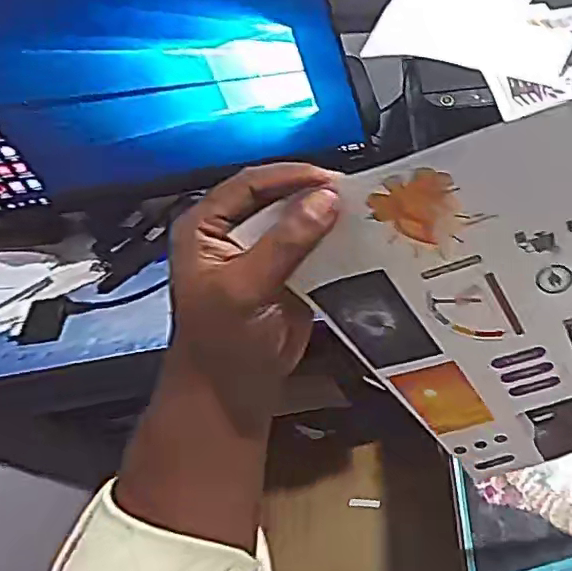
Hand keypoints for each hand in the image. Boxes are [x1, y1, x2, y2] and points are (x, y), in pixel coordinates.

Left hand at [166, 163, 341, 426]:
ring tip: (364, 211)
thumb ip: (284, 242)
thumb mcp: (245, 287)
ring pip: (302, 223)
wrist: (230, 394)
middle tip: (354, 192)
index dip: (289, 176)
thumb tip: (326, 199)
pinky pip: (317, 250)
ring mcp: (266, 254)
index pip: (250, 184)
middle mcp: (235, 232)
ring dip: (330, 218)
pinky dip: (338, 244)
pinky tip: (361, 239)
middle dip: (315, 195)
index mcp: (207, 226)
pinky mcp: (291, 275)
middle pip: (279, 199)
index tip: (329, 178)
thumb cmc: (221, 342)